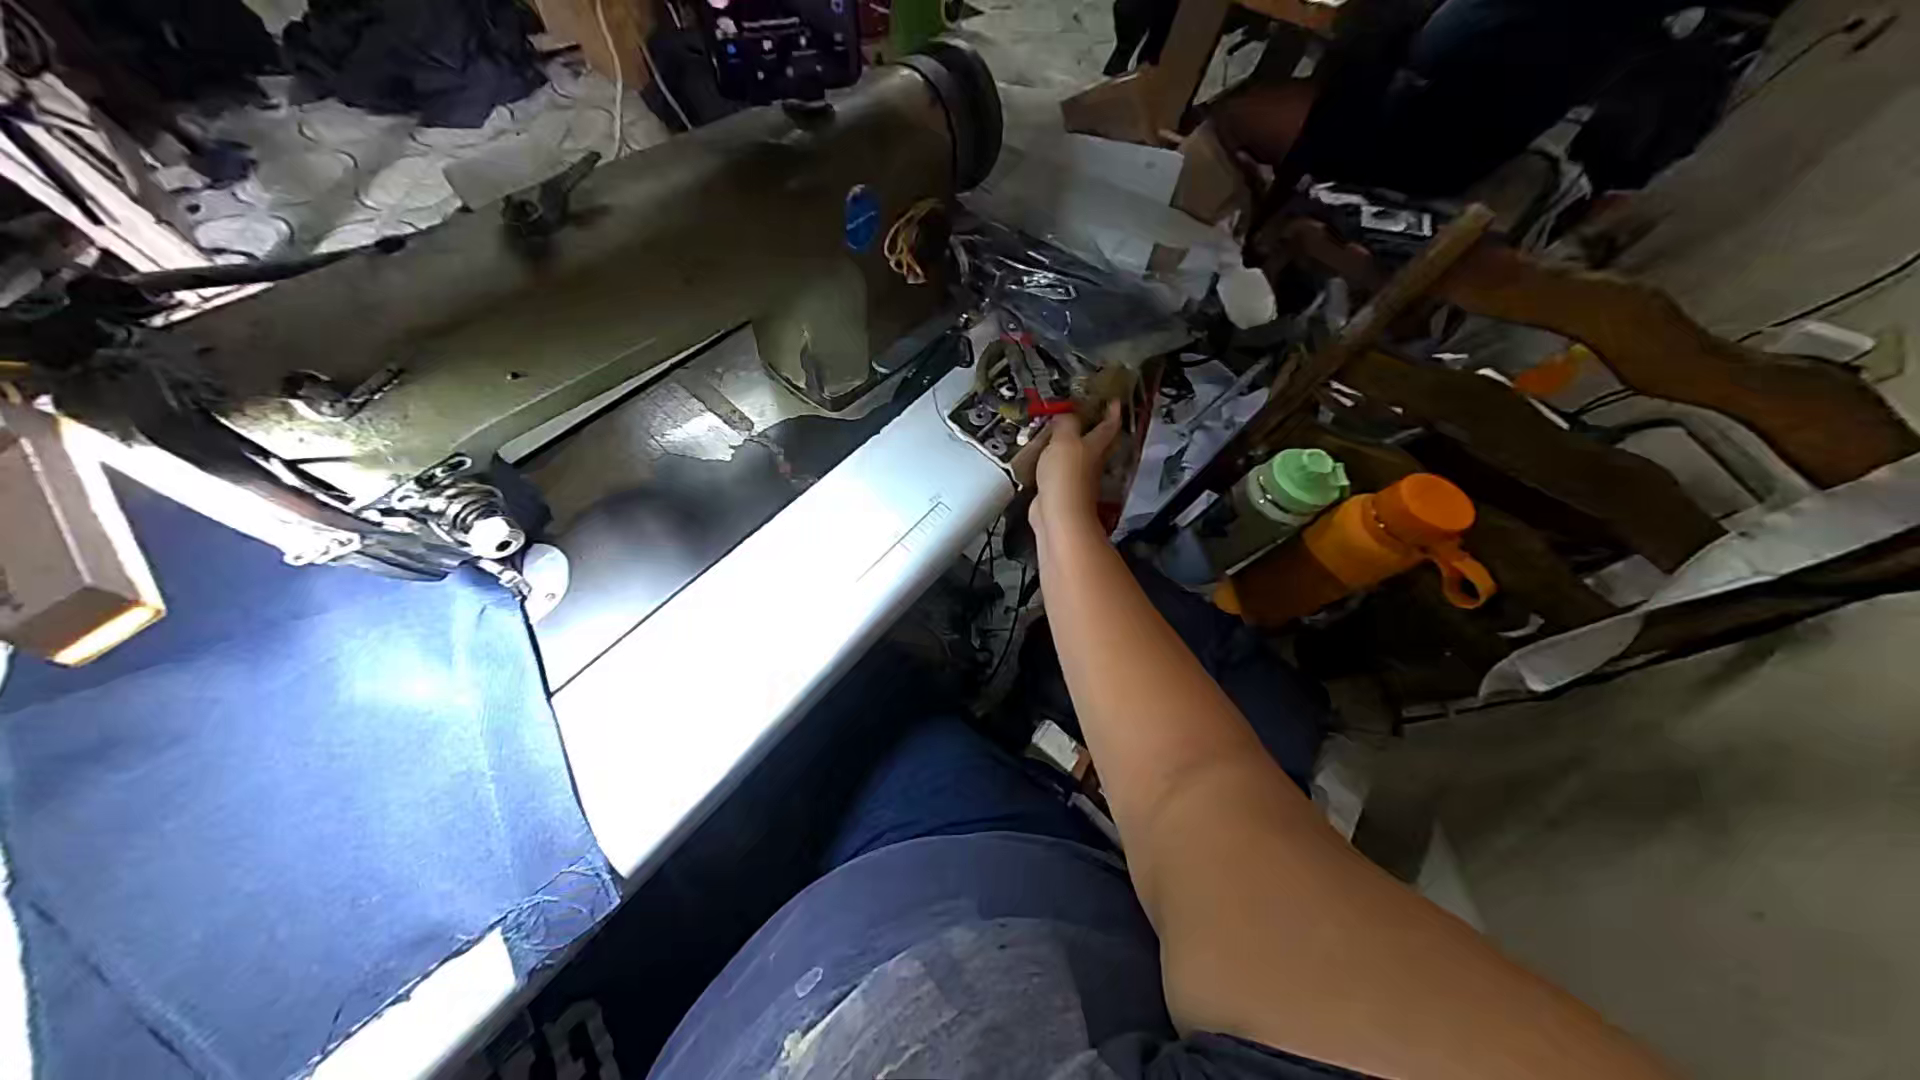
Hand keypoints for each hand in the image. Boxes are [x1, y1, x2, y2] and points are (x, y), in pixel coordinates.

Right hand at [1031, 400, 1121, 542]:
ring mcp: (1078, 479)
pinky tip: (1046, 458)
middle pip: (1099, 443)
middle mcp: (1092, 462)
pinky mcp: (1062, 491)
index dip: (1112, 412)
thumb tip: (1066, 412)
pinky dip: (1057, 462)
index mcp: (1096, 446)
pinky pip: (1062, 471)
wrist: (1058, 514)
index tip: (1114, 401)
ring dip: (1075, 445)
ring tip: (1062, 432)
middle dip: (1098, 429)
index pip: (1109, 425)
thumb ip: (1065, 423)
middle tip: (1091, 415)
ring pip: (1080, 457)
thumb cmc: (1066, 476)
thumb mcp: (1064, 439)